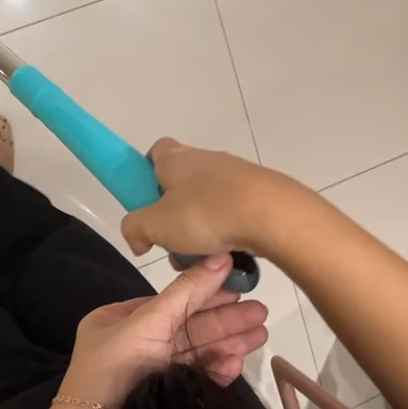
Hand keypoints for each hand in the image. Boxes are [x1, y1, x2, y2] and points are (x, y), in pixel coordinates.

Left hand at [52, 254, 268, 408]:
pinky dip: (215, 371)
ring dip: (227, 345)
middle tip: (262, 314)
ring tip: (261, 336)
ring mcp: (148, 376)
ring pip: (193, 354)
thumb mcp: (147, 324)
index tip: (241, 290)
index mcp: (118, 321)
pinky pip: (193, 380)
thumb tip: (222, 256)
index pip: (170, 301)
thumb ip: (186, 292)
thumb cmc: (112, 373)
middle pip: (186, 327)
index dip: (206, 294)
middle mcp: (132, 345)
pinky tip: (236, 365)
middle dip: (224, 321)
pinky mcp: (162, 402)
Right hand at [118, 139, 311, 258]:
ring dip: (202, 230)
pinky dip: (228, 233)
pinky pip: (234, 213)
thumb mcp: (156, 225)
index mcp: (176, 159)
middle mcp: (206, 159)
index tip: (147, 200)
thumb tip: (136, 238)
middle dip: (174, 215)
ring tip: (204, 257)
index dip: (147, 174)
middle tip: (173, 242)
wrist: (273, 215)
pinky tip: (230, 254)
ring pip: (208, 203)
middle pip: (182, 184)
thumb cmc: (206, 213)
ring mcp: (236, 174)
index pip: (155, 152)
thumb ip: (134, 229)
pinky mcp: (260, 192)